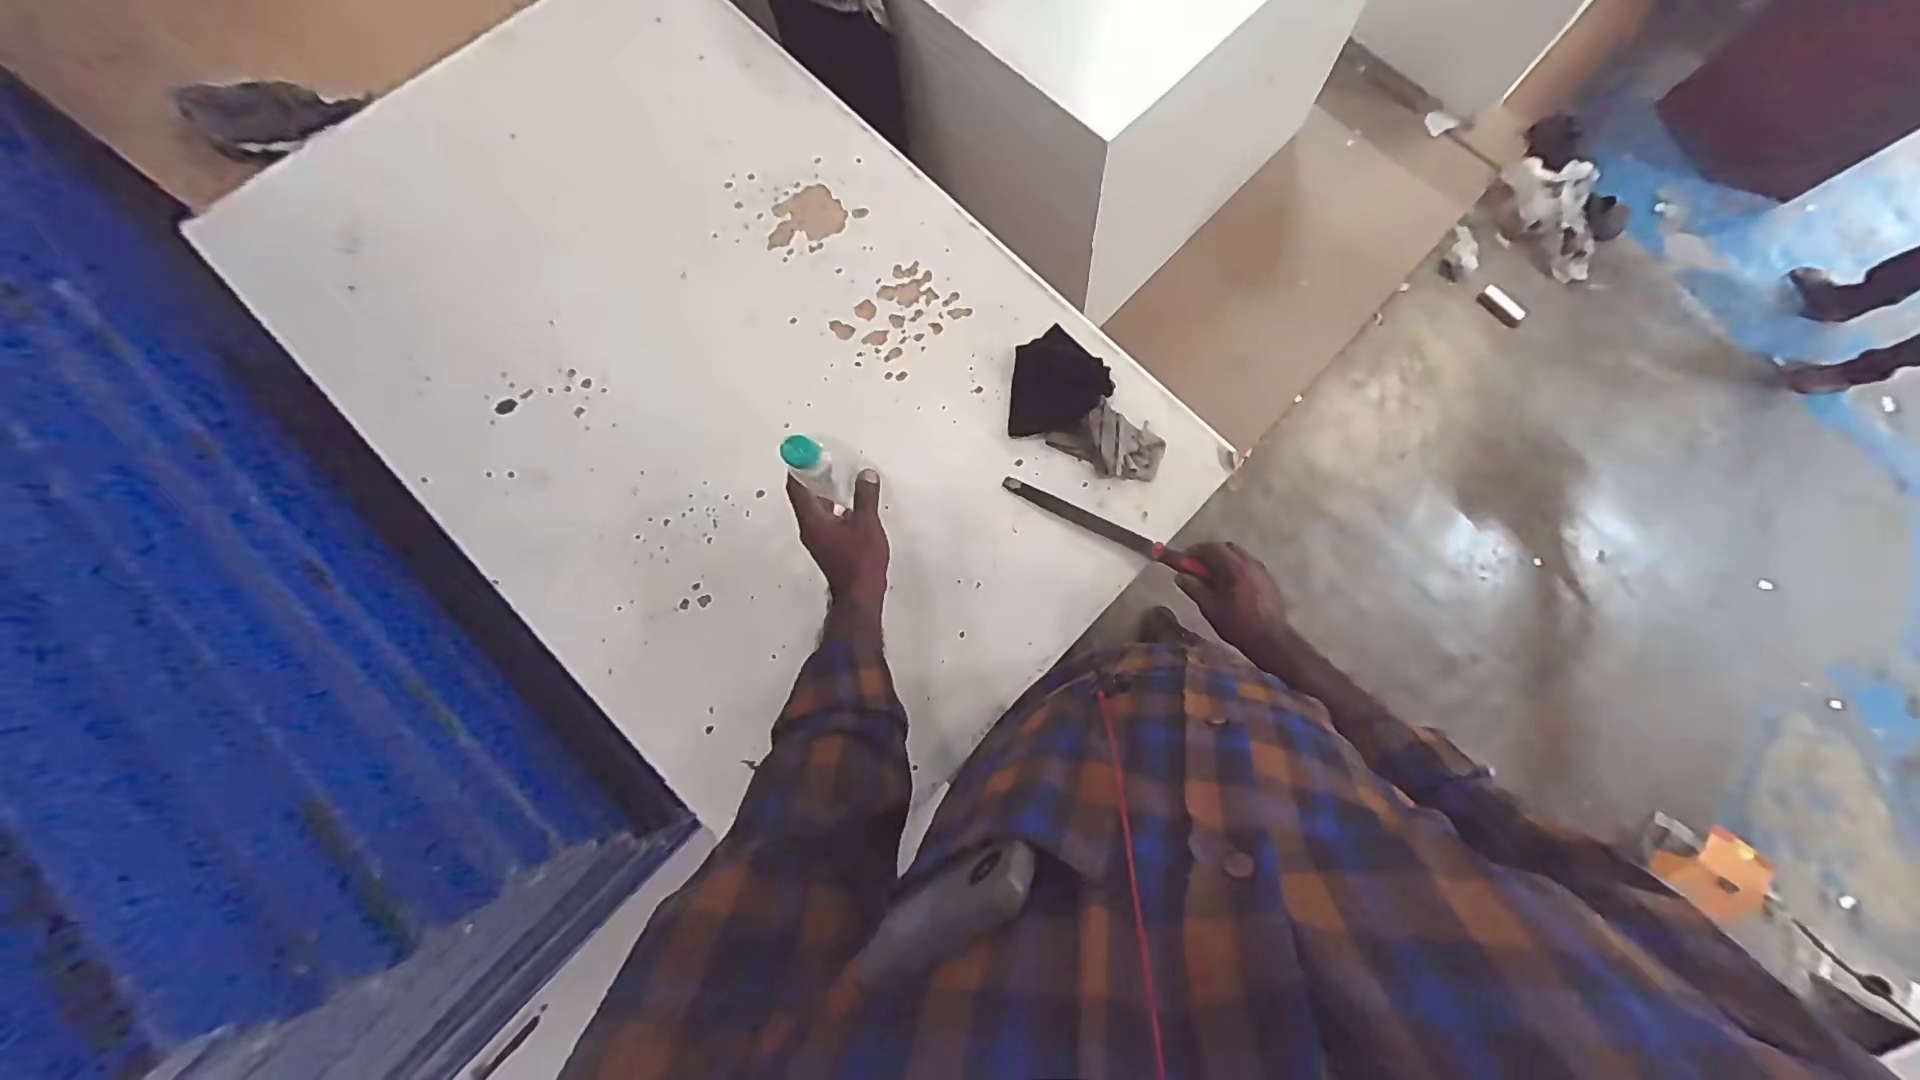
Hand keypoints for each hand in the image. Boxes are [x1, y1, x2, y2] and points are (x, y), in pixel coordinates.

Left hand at [786, 470, 887, 615]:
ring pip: (815, 506)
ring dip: (822, 489)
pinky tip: (848, 501)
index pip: (797, 486)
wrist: (860, 594)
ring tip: (834, 475)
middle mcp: (811, 528)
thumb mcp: (866, 524)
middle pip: (803, 494)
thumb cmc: (859, 564)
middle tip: (819, 458)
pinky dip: (831, 503)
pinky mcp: (828, 544)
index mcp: (813, 520)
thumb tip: (865, 476)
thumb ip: (865, 497)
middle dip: (810, 474)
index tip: (804, 451)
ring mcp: (818, 537)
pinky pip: (825, 516)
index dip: (799, 466)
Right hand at [1176, 542, 1287, 656]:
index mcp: (1235, 568)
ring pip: (1239, 556)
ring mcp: (1262, 571)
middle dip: (1209, 552)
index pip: (1212, 548)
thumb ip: (1194, 588)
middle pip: (1227, 548)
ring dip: (1223, 560)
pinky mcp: (1268, 580)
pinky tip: (1229, 585)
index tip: (1184, 558)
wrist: (1271, 640)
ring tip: (1212, 576)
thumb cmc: (1237, 624)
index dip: (1195, 550)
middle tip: (1196, 566)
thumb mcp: (1210, 608)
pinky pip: (1248, 565)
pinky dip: (1234, 568)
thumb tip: (1180, 576)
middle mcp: (1251, 564)